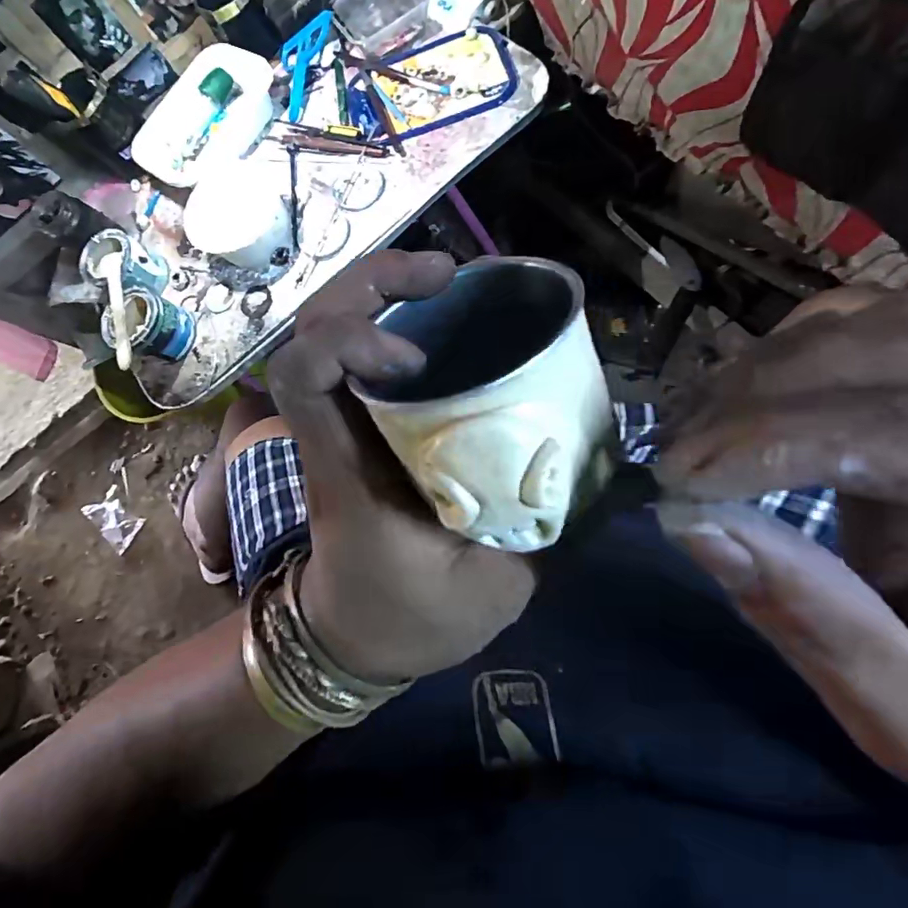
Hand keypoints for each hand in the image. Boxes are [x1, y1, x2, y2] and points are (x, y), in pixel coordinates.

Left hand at [266, 251, 536, 683]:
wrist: (351, 633)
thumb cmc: (409, 615)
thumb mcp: (492, 586)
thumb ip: (547, 526)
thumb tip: (607, 462)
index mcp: (347, 469)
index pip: (300, 378)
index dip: (343, 342)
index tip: (411, 359)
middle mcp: (331, 431)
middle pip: (310, 329)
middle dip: (367, 283)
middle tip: (445, 275)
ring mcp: (337, 423)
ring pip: (325, 328)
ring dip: (376, 288)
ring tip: (447, 278)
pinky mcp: (353, 423)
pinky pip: (353, 351)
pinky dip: (389, 317)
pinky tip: (443, 316)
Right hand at [656, 288, 907, 891]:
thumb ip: (829, 637)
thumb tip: (692, 522)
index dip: (790, 441)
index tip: (682, 481)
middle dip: (767, 392)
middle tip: (680, 459)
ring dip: (778, 369)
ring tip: (710, 438)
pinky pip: (907, 326)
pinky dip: (807, 356)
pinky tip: (764, 411)